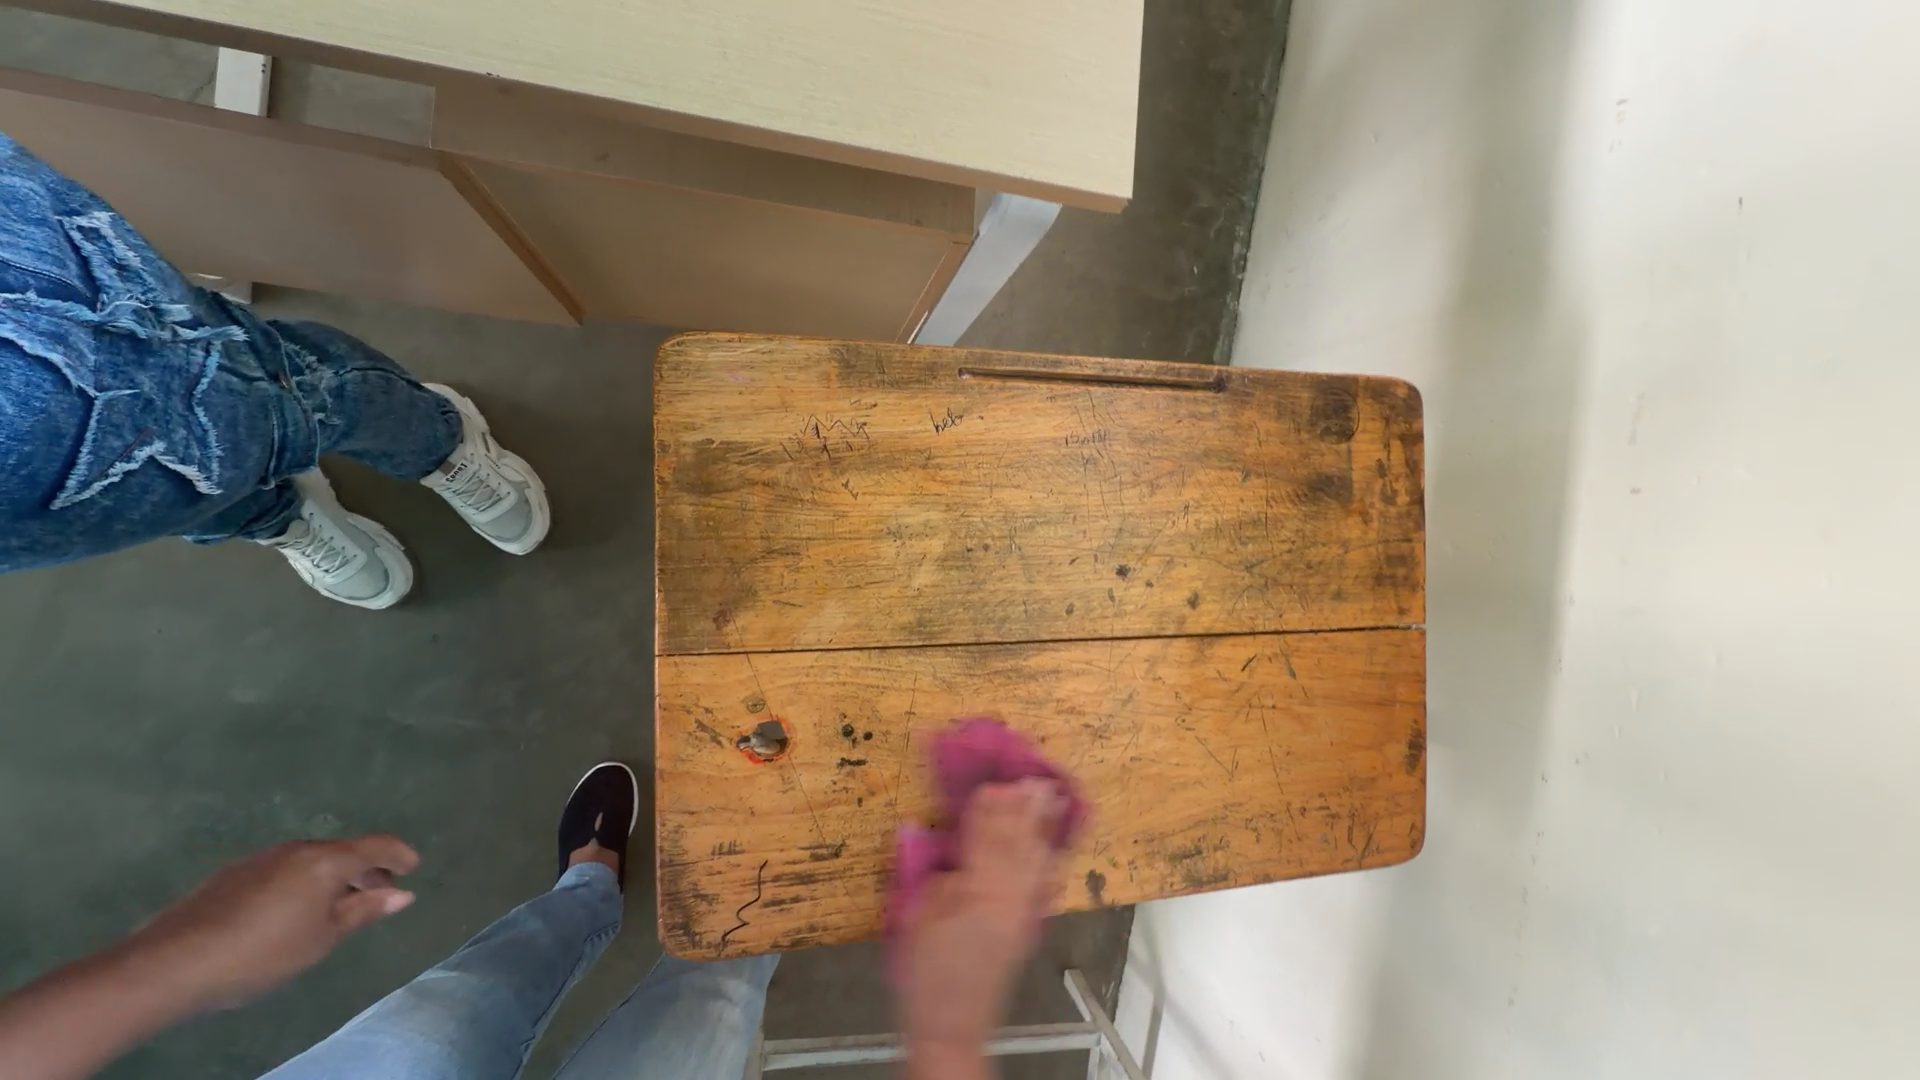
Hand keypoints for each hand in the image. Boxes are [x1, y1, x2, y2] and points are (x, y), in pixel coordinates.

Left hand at [125, 835, 418, 1010]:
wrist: (166, 965)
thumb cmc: (261, 952)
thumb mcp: (322, 939)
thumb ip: (363, 911)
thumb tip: (402, 894)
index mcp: (327, 860)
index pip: (377, 846)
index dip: (399, 855)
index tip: (413, 867)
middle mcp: (298, 849)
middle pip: (344, 851)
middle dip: (366, 869)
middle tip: (378, 891)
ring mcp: (260, 859)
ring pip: (311, 860)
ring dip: (331, 876)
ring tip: (333, 904)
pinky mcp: (230, 875)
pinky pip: (282, 870)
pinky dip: (300, 883)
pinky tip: (289, 910)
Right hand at [902, 780, 1065, 1059]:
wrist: (951, 1025)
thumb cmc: (924, 971)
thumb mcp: (917, 916)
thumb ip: (936, 875)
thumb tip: (941, 841)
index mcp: (976, 891)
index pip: (985, 837)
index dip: (990, 808)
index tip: (994, 782)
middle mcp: (1007, 898)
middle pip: (1017, 843)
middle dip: (1025, 809)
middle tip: (1036, 778)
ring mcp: (1022, 913)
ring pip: (1035, 860)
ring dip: (1043, 826)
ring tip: (1053, 797)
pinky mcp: (1027, 927)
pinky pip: (1043, 885)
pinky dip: (1050, 861)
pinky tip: (1055, 846)